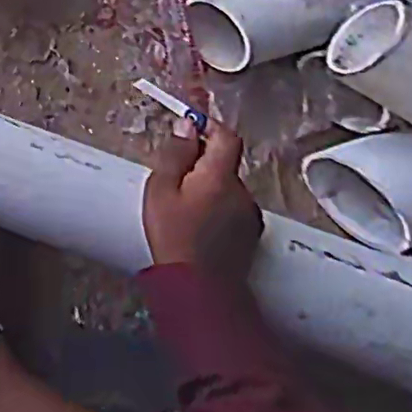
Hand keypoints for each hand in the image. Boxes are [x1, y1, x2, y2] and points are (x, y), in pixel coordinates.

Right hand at [142, 119, 262, 281]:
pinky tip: (195, 218)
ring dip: (207, 183)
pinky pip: (231, 205)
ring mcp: (250, 215)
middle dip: (200, 159)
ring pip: (226, 185)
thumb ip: (175, 154)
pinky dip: (214, 203)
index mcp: (220, 176)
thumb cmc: (173, 232)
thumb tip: (187, 125)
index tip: (186, 128)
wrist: (199, 286)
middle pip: (224, 162)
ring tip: (179, 200)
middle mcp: (243, 192)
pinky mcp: (249, 234)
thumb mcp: (161, 187)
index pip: (227, 137)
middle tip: (171, 172)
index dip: (208, 126)